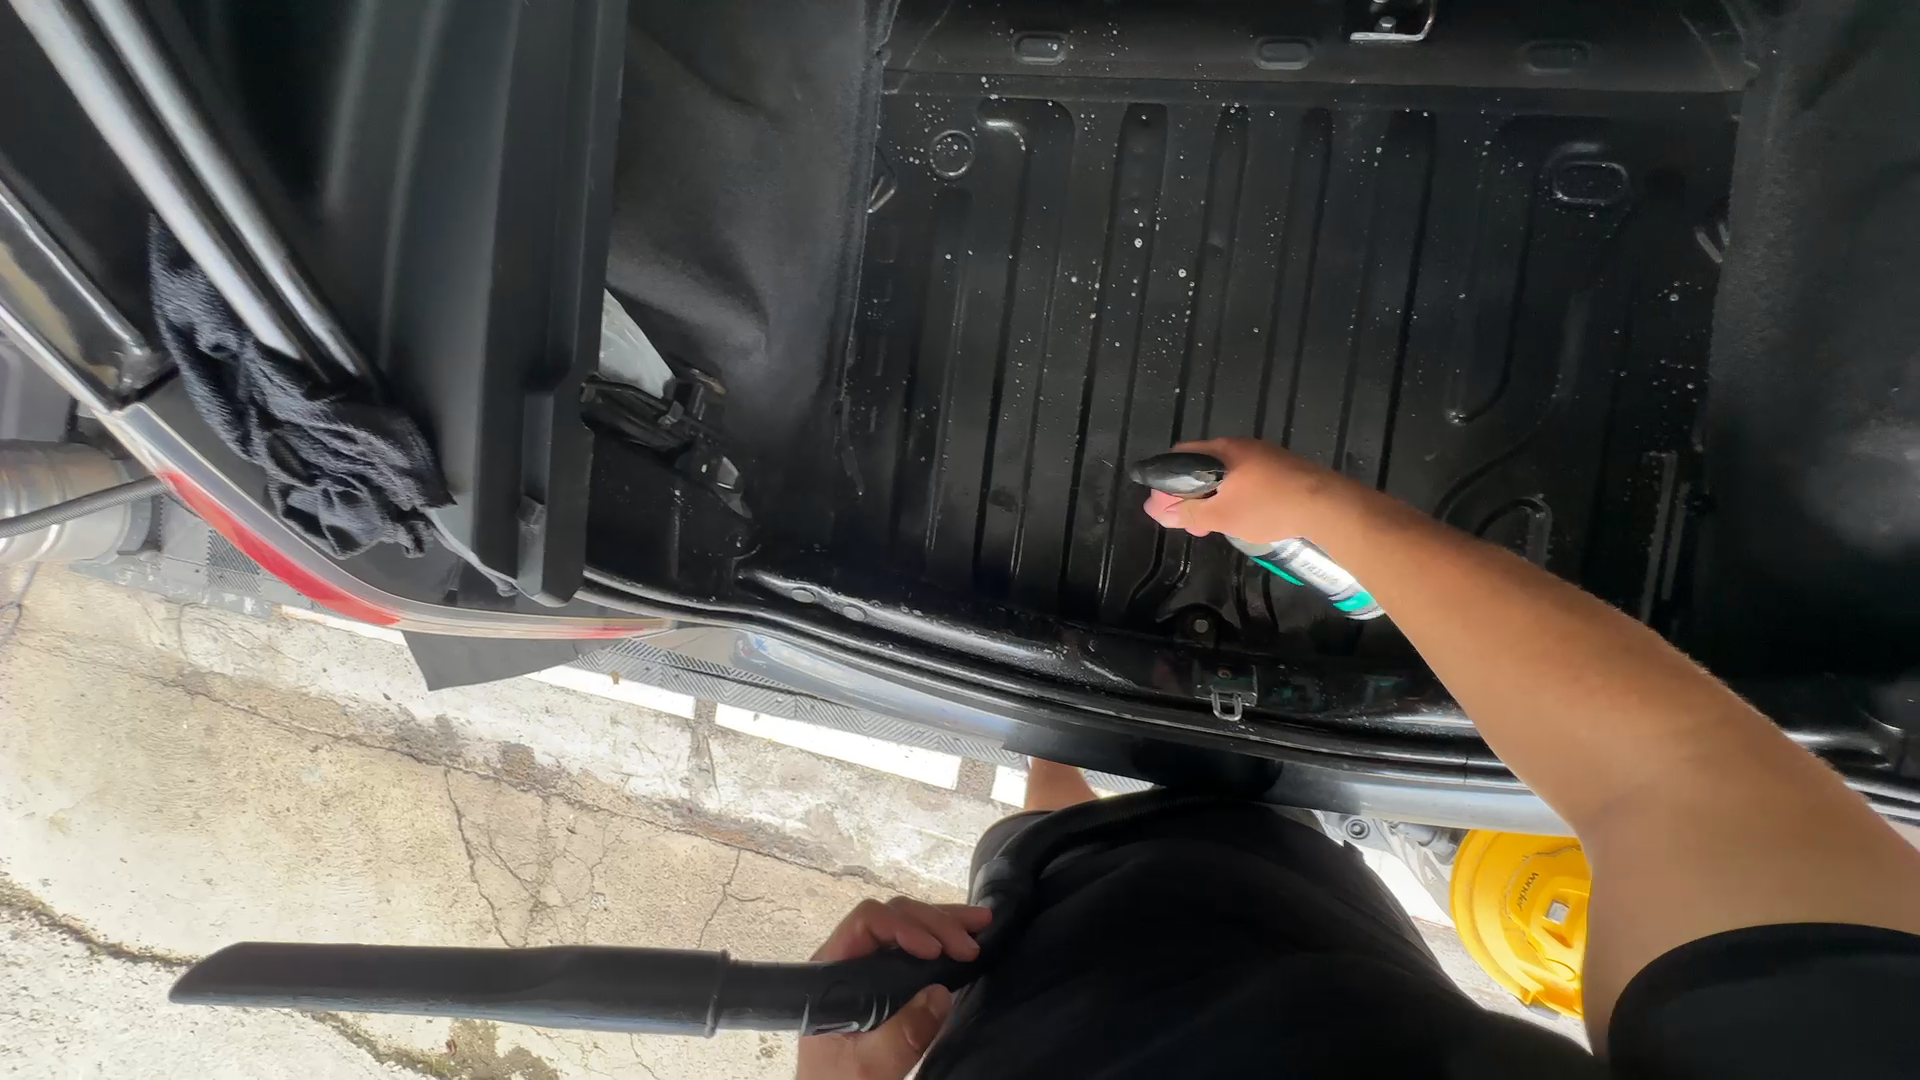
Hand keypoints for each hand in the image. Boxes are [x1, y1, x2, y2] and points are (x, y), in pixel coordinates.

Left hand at [796, 898, 991, 1079]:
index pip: (867, 922)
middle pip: (894, 917)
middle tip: (972, 944)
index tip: (935, 951)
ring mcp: (870, 965)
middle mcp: (851, 957)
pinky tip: (967, 936)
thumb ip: (902, 1036)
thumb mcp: (869, 1068)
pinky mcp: (888, 977)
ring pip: (909, 925)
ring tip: (981, 922)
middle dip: (936, 923)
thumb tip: (941, 994)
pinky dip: (943, 937)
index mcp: (834, 969)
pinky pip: (916, 945)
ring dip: (946, 922)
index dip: (904, 927)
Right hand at [1141, 438, 1359, 542]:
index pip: (1179, 455)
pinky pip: (1247, 478)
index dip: (1165, 480)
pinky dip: (1235, 495)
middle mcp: (1241, 446)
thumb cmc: (1267, 507)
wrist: (1328, 506)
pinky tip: (1241, 516)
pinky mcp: (1283, 468)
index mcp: (1222, 450)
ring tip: (1213, 523)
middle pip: (1202, 466)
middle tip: (1189, 521)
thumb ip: (1187, 512)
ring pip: (1226, 474)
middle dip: (1190, 494)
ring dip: (1213, 497)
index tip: (1165, 505)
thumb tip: (1159, 510)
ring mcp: (1265, 455)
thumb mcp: (1220, 516)